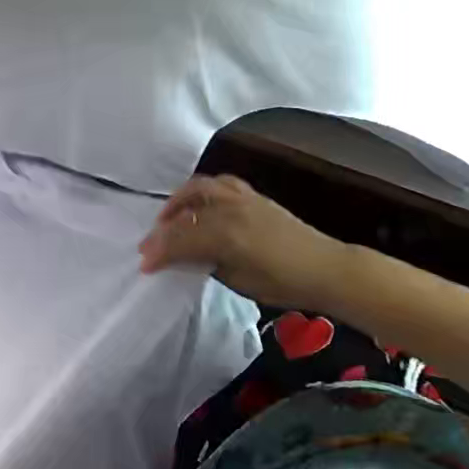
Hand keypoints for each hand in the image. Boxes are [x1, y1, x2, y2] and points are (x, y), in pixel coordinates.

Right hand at [138, 175, 351, 310]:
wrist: (324, 268)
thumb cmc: (283, 284)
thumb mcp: (239, 282)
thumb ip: (208, 264)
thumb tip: (186, 257)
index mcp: (226, 235)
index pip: (181, 239)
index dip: (159, 252)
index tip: (144, 265)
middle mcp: (231, 209)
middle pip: (186, 213)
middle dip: (163, 228)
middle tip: (150, 244)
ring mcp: (243, 198)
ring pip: (201, 188)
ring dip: (179, 201)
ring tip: (169, 217)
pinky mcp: (253, 195)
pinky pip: (220, 184)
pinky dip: (202, 191)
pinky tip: (199, 205)